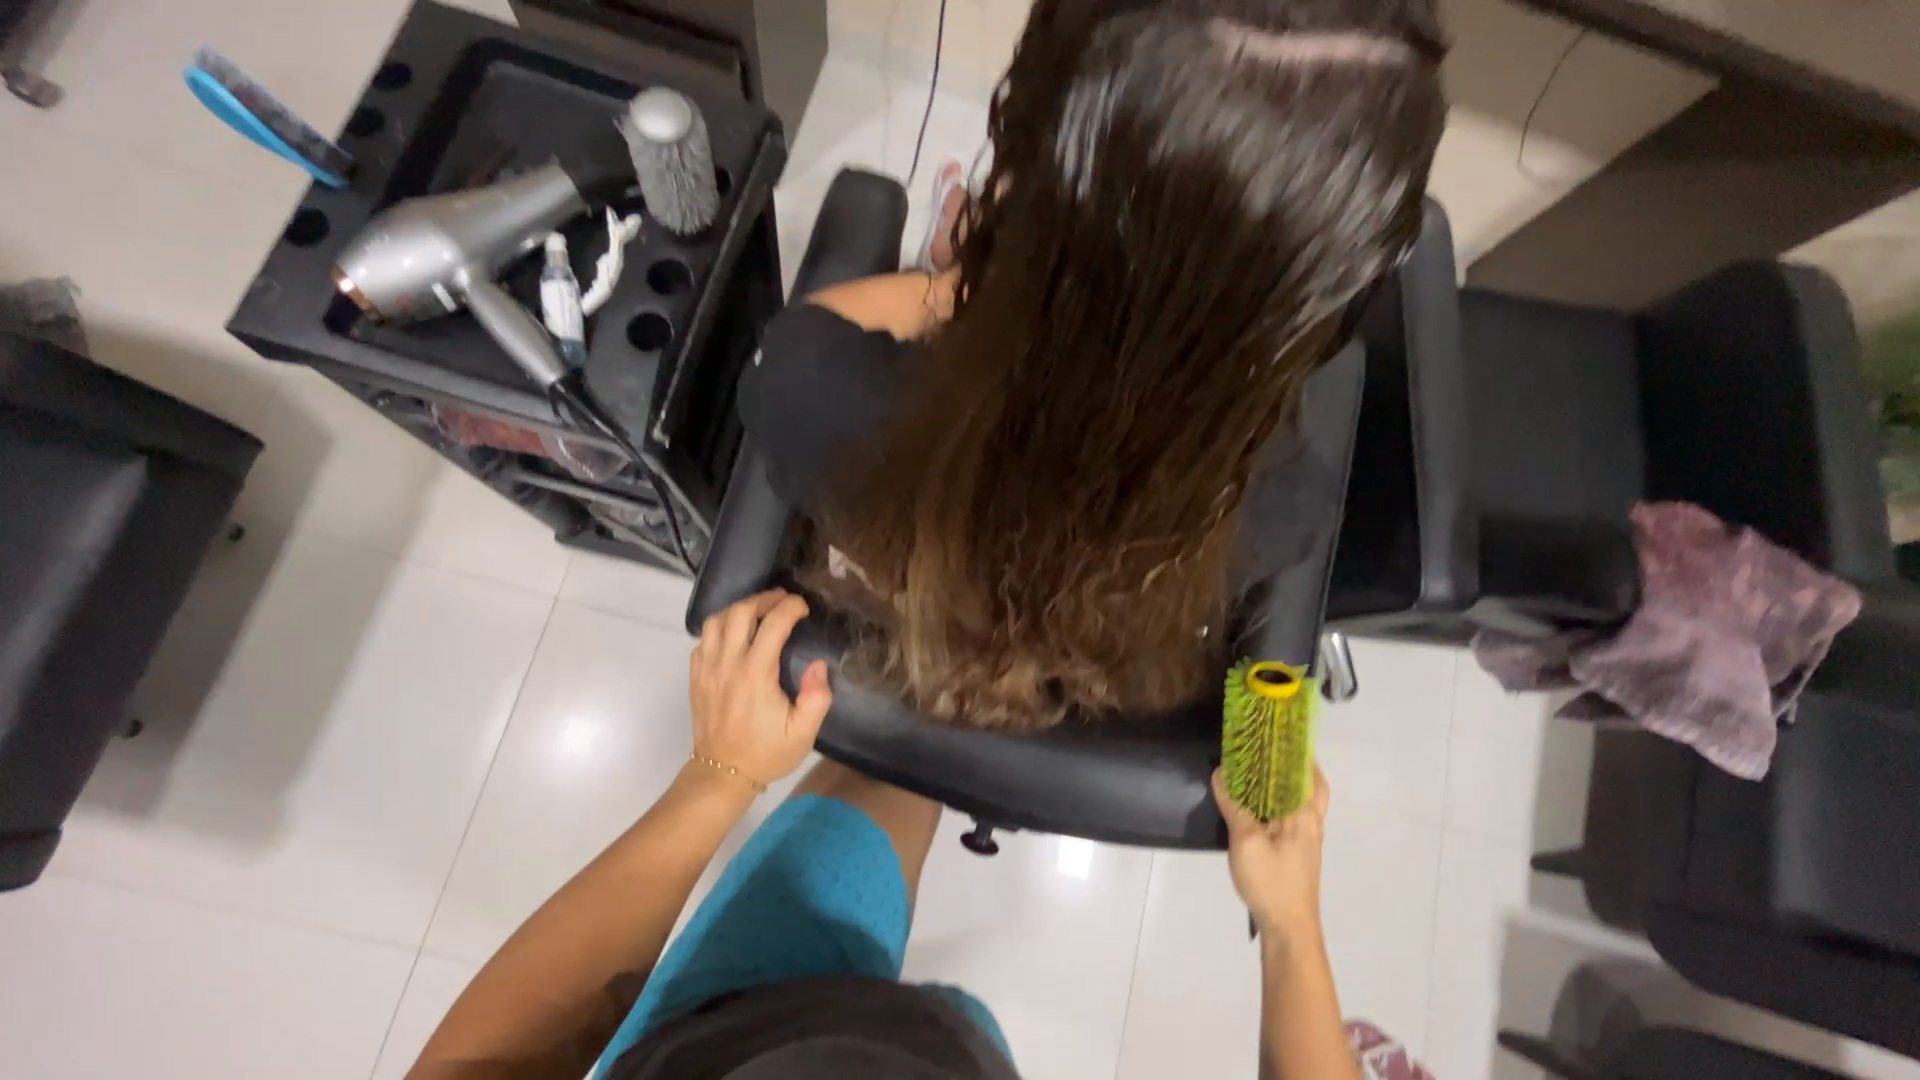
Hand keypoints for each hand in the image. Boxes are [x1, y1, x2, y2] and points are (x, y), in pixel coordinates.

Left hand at [689, 590, 832, 789]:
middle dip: (763, 599)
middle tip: (781, 600)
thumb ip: (816, 698)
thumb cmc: (766, 752)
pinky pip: (703, 640)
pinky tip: (734, 637)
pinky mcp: (696, 677)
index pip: (773, 624)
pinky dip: (719, 629)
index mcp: (756, 673)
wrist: (722, 774)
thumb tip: (818, 666)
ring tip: (757, 612)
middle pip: (740, 612)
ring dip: (738, 609)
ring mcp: (707, 669)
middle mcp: (728, 663)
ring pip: (716, 621)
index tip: (804, 608)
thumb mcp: (803, 733)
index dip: (790, 608)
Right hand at [1213, 765, 1331, 943]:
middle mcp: (1310, 824)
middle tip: (1266, 748)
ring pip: (1297, 803)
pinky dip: (1274, 804)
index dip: (1299, 751)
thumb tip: (1222, 772)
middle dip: (1292, 766)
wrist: (1288, 930)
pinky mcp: (1294, 855)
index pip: (1309, 774)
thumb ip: (1234, 805)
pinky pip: (1287, 818)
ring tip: (1255, 770)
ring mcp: (1304, 842)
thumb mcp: (1246, 840)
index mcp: (1305, 816)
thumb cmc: (1272, 882)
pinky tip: (1253, 806)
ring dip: (1283, 785)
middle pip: (1308, 787)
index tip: (1282, 732)